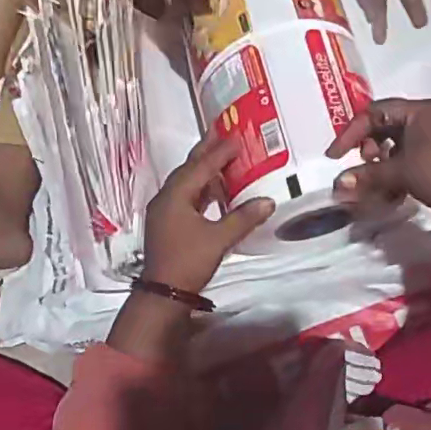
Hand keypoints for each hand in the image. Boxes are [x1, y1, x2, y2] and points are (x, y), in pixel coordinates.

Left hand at [141, 134, 274, 292]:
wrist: (162, 294)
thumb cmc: (188, 262)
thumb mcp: (219, 239)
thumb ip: (243, 218)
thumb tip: (268, 201)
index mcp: (176, 195)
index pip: (201, 166)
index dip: (220, 152)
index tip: (237, 137)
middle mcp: (166, 198)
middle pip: (188, 169)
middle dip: (206, 153)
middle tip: (222, 135)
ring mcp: (163, 211)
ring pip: (185, 184)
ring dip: (203, 172)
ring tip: (222, 162)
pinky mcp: (166, 224)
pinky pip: (184, 198)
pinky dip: (200, 190)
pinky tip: (214, 194)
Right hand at [326, 98, 430, 210]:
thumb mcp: (400, 172)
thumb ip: (367, 176)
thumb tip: (338, 184)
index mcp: (418, 111)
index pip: (374, 112)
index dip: (350, 133)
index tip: (336, 156)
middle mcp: (429, 119)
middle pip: (386, 128)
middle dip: (369, 149)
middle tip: (365, 167)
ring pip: (400, 146)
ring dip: (383, 165)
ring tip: (379, 183)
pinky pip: (414, 158)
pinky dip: (400, 172)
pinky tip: (396, 192)